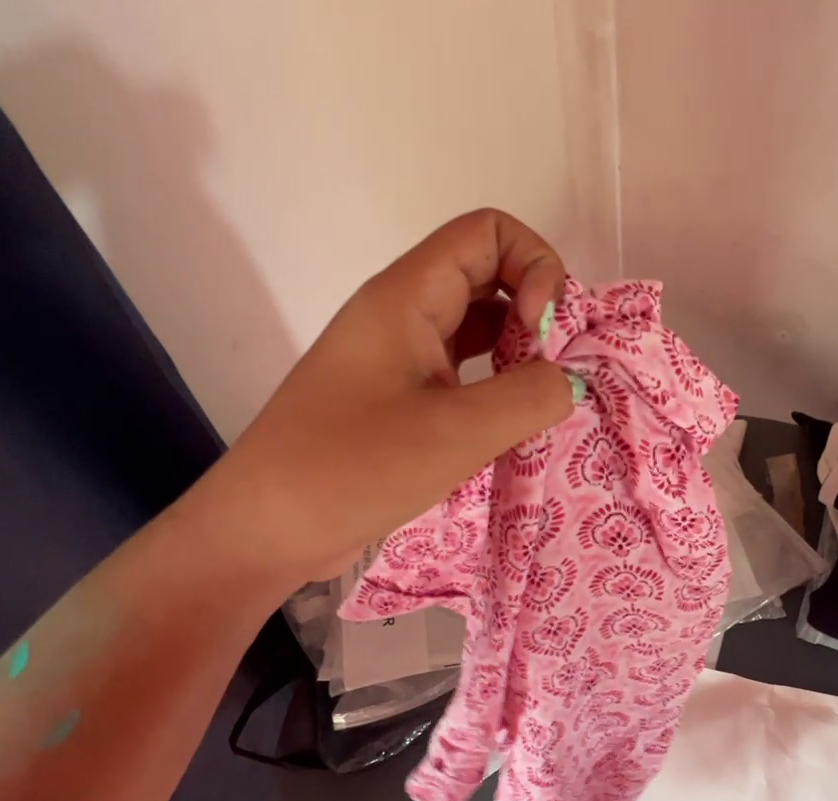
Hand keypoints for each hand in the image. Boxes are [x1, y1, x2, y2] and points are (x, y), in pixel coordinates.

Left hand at [183, 208, 575, 590]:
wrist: (267, 530)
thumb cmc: (352, 468)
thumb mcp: (455, 432)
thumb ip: (530, 397)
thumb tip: (571, 380)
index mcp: (407, 297)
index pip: (489, 232)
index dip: (535, 266)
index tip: (544, 334)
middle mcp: (403, 314)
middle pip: (489, 275)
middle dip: (537, 313)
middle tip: (555, 374)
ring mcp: (399, 358)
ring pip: (479, 328)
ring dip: (520, 355)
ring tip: (541, 403)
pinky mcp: (399, 400)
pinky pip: (464, 372)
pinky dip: (498, 387)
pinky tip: (513, 427)